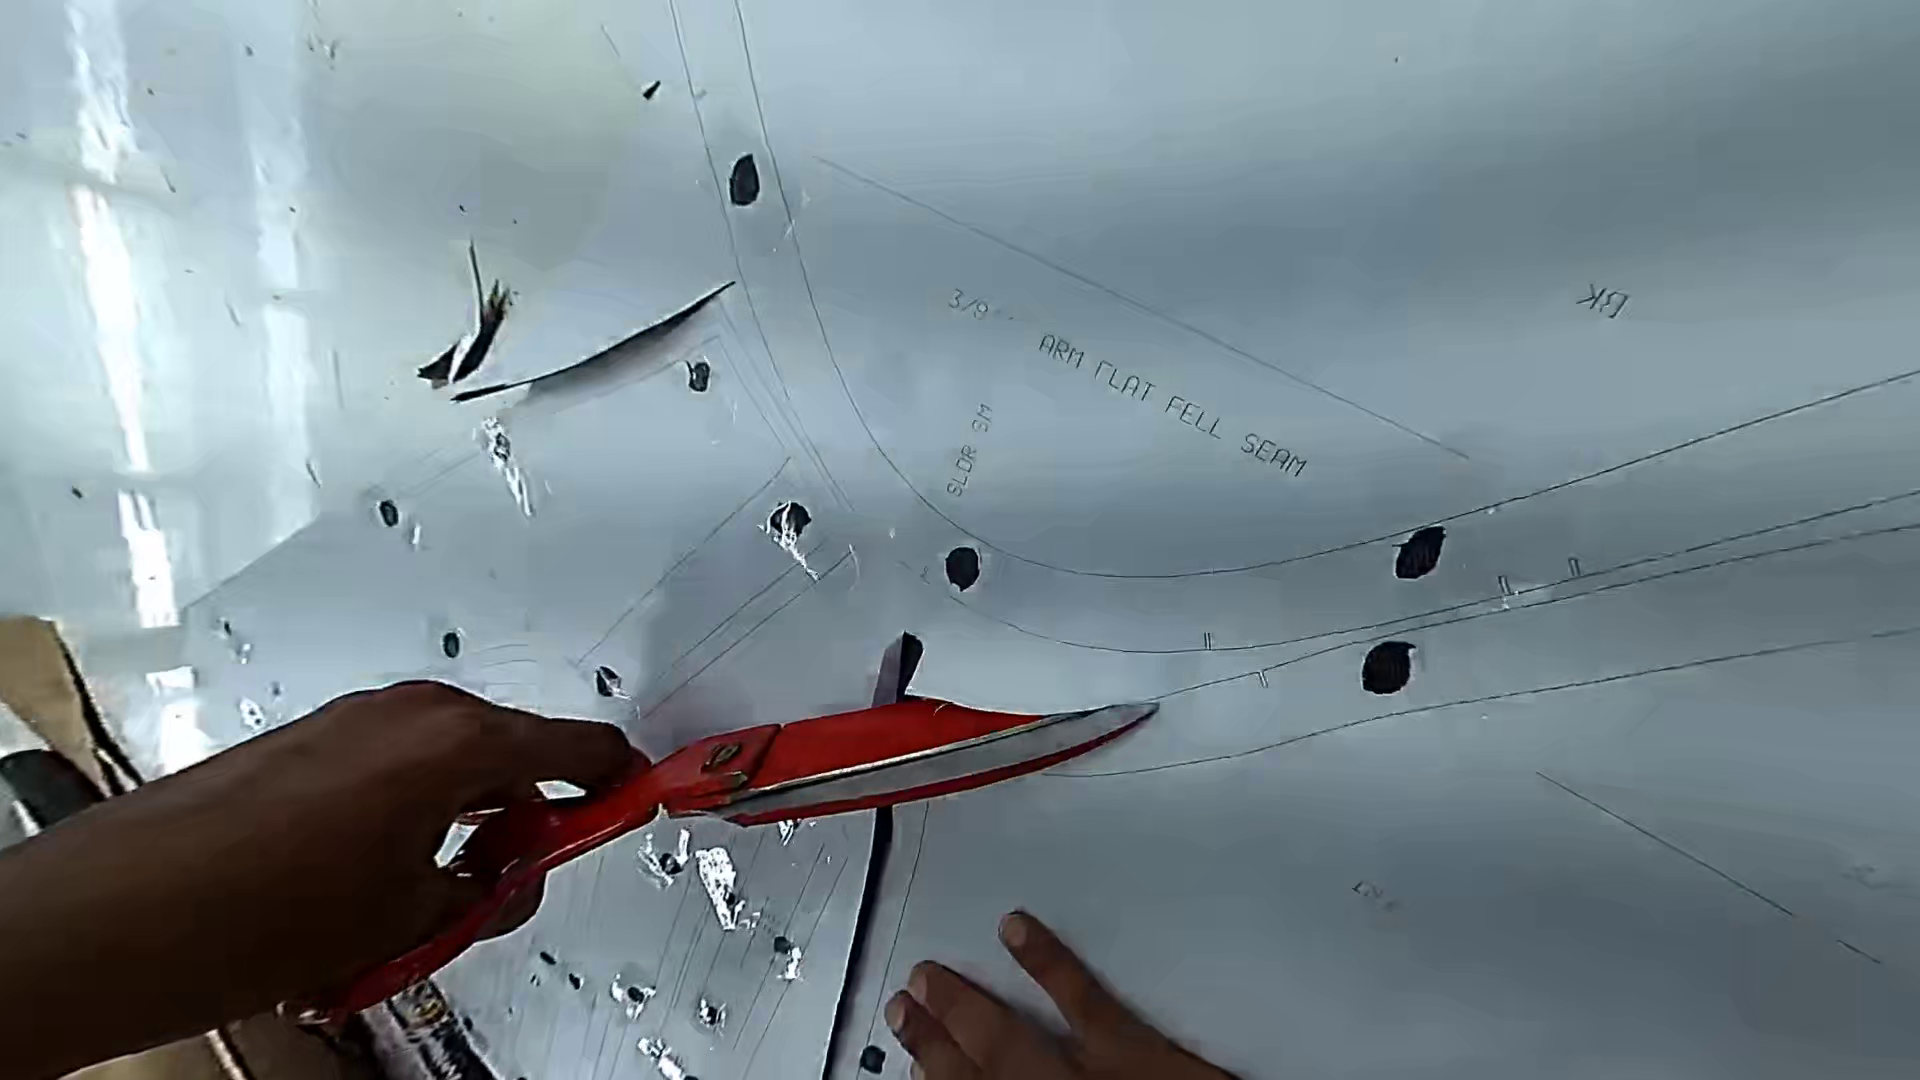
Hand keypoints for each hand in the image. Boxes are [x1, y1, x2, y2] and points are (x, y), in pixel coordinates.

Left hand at [0, 680, 640, 1079]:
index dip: (619, 775)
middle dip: (535, 804)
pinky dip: (427, 793)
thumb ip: (491, 892)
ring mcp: (370, 713)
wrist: (74, 929)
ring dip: (478, 803)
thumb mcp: (409, 920)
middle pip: (523, 747)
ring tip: (445, 870)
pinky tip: (387, 852)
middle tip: (524, 861)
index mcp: (466, 741)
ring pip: (465, 751)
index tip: (632, 796)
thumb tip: (517, 883)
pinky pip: (412, 750)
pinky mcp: (324, 729)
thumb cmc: (245, 917)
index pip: (585, 744)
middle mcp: (426, 709)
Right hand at [886, 912, 1234, 1079]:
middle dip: (937, 1038)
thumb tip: (1014, 1079)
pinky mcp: (1140, 1052)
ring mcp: (1097, 1078)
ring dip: (966, 1005)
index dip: (935, 1078)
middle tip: (907, 999)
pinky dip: (1046, 961)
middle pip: (982, 1070)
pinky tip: (1014, 926)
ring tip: (931, 973)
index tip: (907, 1061)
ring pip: (1013, 1040)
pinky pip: (1085, 998)